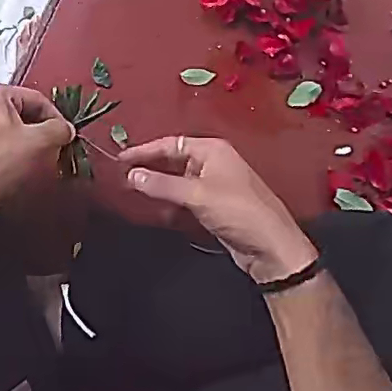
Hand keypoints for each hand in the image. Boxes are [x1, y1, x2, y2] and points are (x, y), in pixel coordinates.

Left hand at [0, 84, 74, 214]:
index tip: (66, 132)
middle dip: (44, 129)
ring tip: (43, 156)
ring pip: (16, 126)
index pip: (37, 98)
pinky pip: (4, 138)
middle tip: (57, 145)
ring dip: (33, 140)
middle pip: (26, 111)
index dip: (56, 116)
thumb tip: (66, 128)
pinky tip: (24, 163)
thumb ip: (57, 129)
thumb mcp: (36, 142)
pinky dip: (18, 147)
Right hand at [118, 137, 317, 284]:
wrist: (270, 246)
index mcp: (212, 149)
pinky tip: (156, 206)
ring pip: (178, 178)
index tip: (120, 159)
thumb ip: (162, 184)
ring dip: (158, 184)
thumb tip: (131, 175)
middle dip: (150, 166)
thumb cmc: (237, 211)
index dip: (144, 151)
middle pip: (174, 159)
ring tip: (133, 189)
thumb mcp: (197, 195)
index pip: (171, 144)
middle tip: (122, 175)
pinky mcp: (214, 204)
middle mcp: (213, 161)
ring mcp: (214, 183)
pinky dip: (170, 199)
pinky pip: (185, 196)